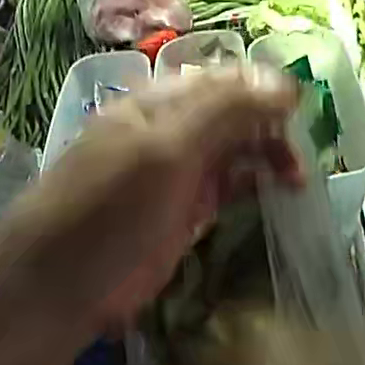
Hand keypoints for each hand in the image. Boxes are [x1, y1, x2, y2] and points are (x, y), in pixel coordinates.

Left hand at [0, 67, 297, 331]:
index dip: (262, 88)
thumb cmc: (109, 207)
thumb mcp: (164, 148)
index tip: (303, 108)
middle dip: (270, 126)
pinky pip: (226, 189)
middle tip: (301, 155)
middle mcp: (168, 133)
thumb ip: (222, 111)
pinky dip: (252, 186)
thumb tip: (283, 84)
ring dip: (266, 156)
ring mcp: (176, 175)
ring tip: (296, 179)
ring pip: (233, 151)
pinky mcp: (183, 214)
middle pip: (232, 115)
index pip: (220, 81)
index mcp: (157, 106)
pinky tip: (276, 194)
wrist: (62, 283)